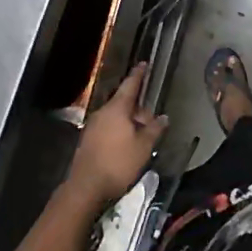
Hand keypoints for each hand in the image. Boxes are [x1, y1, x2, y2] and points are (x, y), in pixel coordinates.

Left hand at [66, 64, 167, 206]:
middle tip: (153, 123)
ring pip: (116, 117)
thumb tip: (163, 117)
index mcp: (117, 108)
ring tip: (143, 137)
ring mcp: (94, 125)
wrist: (87, 186)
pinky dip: (120, 131)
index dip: (138, 75)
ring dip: (130, 122)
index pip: (130, 85)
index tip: (143, 64)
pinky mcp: (89, 139)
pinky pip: (109, 127)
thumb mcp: (143, 147)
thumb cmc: (118, 163)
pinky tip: (128, 145)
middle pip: (124, 103)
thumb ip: (154, 129)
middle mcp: (103, 112)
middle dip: (139, 110)